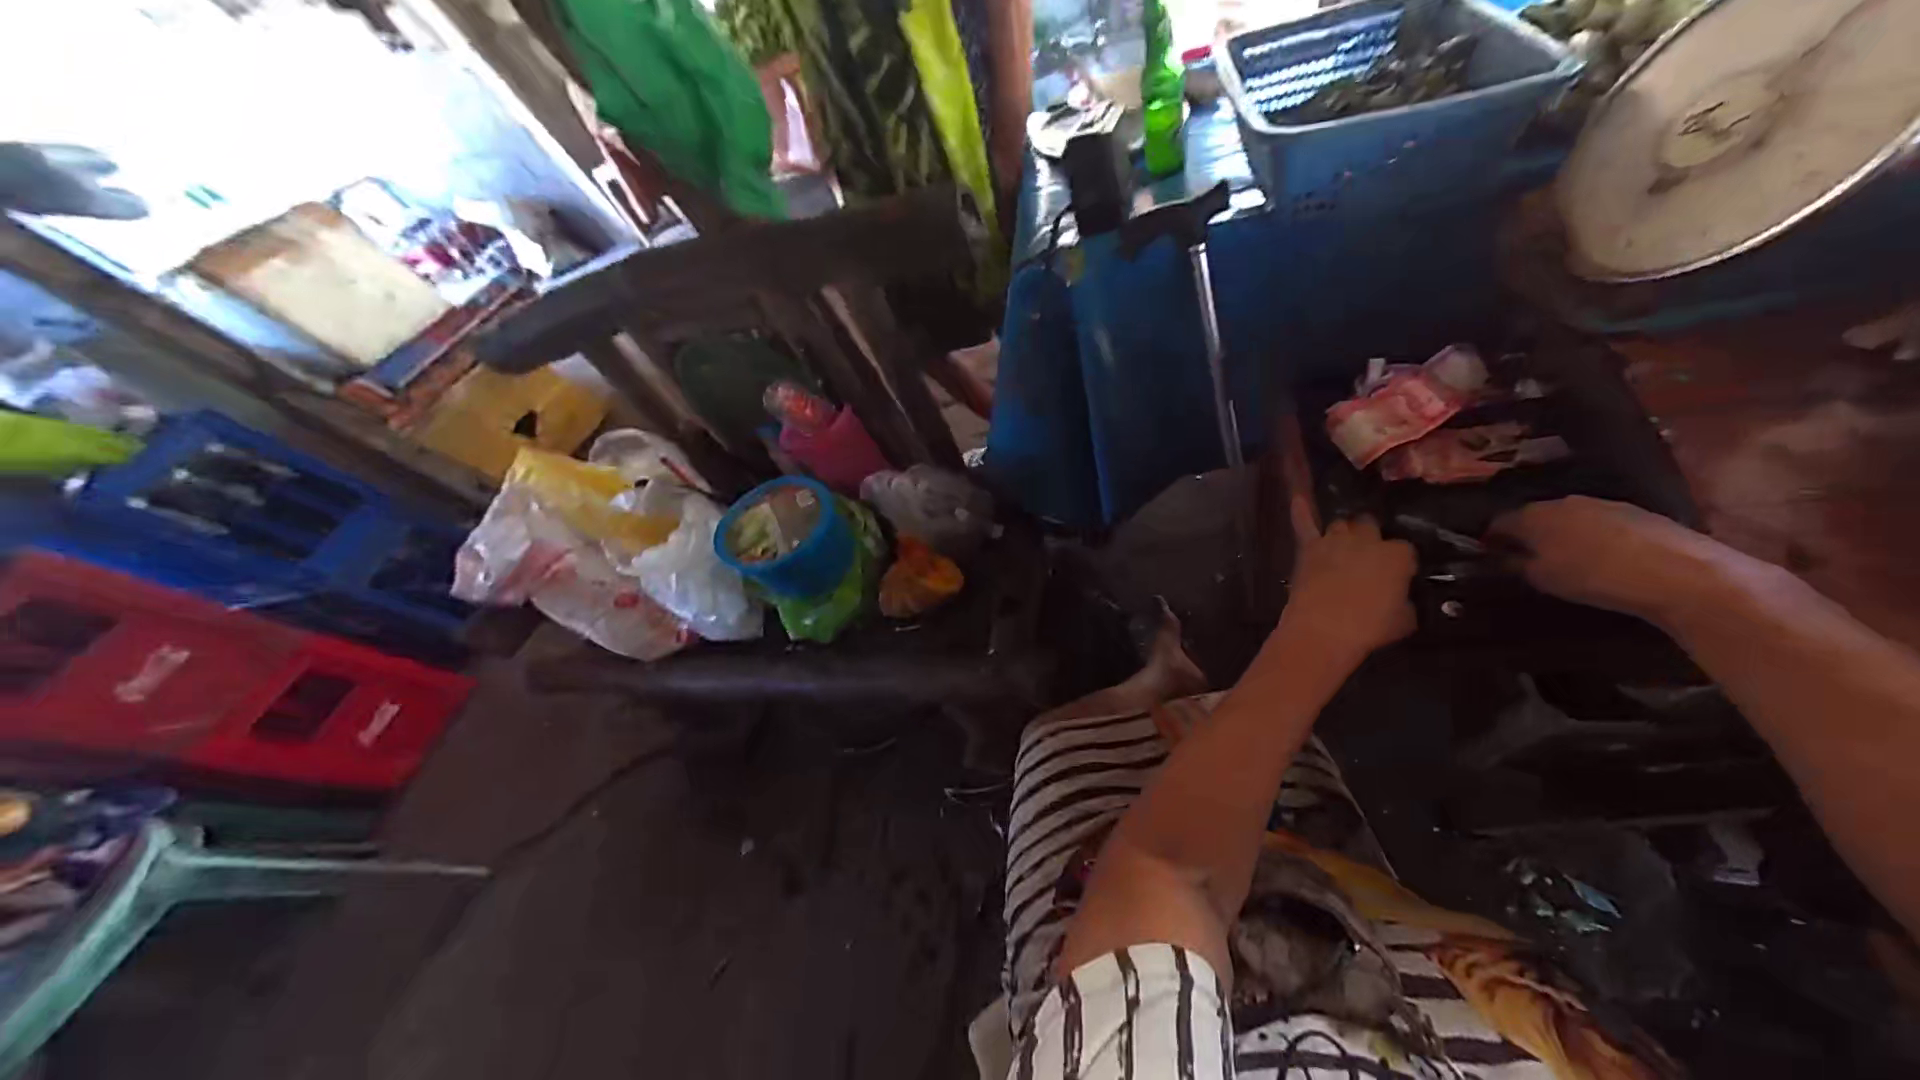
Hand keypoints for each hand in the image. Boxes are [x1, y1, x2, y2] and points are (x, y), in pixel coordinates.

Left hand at [1282, 497, 1416, 660]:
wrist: (1322, 629)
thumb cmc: (1368, 628)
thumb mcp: (1405, 619)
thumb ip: (1405, 599)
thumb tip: (1400, 596)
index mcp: (1397, 555)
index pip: (1405, 549)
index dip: (1400, 562)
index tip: (1397, 575)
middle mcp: (1366, 539)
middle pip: (1371, 527)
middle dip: (1371, 537)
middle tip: (1367, 557)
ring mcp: (1334, 540)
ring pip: (1342, 524)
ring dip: (1345, 532)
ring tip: (1344, 545)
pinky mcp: (1308, 547)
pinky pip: (1304, 523)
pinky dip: (1301, 511)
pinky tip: (1298, 498)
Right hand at [1487, 496, 1737, 621]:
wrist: (1680, 573)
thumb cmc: (1594, 576)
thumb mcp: (1541, 578)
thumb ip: (1515, 564)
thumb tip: (1500, 557)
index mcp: (1532, 515)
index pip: (1497, 522)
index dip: (1490, 540)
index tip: (1488, 557)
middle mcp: (1563, 501)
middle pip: (1533, 516)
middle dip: (1526, 534)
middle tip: (1526, 558)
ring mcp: (1603, 503)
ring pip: (1567, 517)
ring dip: (1560, 534)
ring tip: (1565, 559)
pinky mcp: (1636, 513)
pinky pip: (1598, 523)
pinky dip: (1591, 537)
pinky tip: (1601, 557)